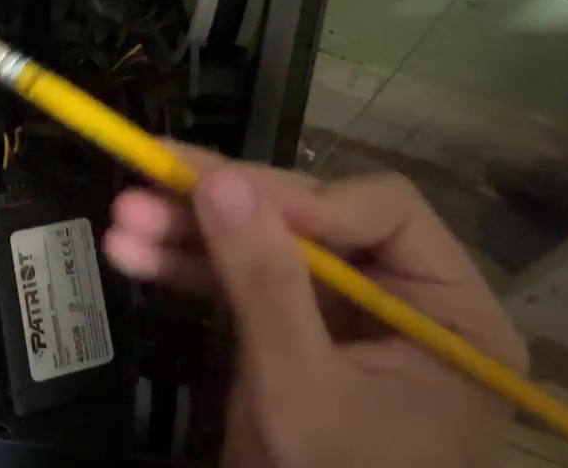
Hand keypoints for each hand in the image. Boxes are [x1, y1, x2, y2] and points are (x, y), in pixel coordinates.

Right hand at [103, 146, 526, 467]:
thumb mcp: (302, 389)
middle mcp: (399, 299)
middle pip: (307, 219)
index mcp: (448, 313)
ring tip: (120, 219)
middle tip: (143, 179)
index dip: (300, 196)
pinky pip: (238, 280)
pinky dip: (186, 268)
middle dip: (220, 206)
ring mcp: (339, 315)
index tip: (219, 191)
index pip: (380, 213)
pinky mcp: (289, 330)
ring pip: (261, 243)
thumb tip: (219, 178)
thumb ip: (265, 281)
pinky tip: (132, 256)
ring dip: (187, 232)